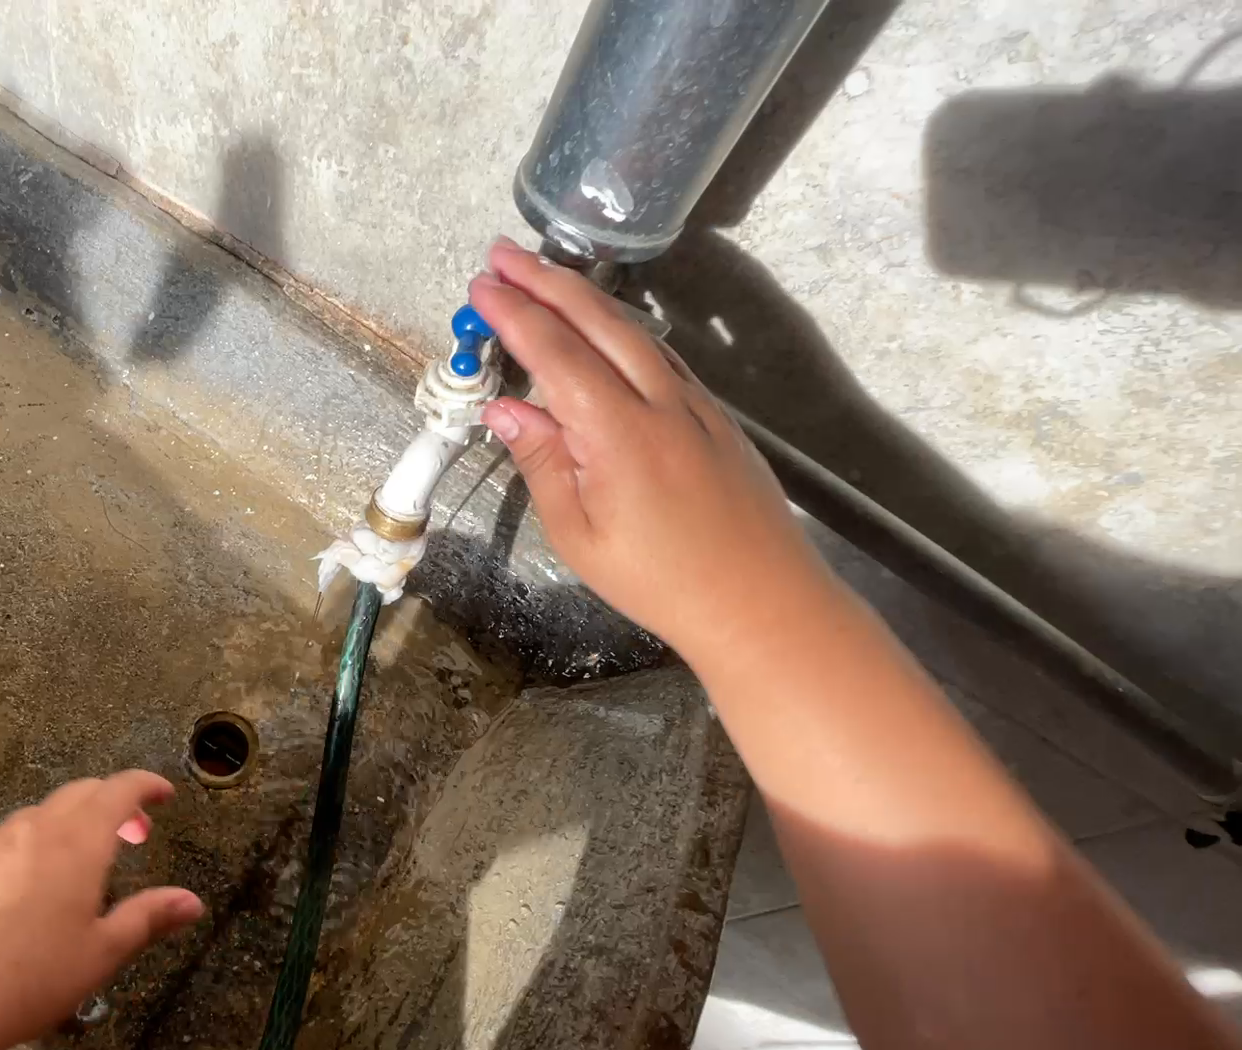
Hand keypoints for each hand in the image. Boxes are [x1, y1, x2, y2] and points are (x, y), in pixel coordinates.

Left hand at [0, 771, 203, 1049]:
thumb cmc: (29, 976)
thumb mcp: (101, 953)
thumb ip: (149, 918)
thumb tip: (192, 902)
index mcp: (80, 840)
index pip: (121, 789)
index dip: (147, 784)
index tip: (163, 793)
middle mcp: (37, 827)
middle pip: (82, 792)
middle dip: (113, 802)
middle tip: (132, 834)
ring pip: (42, 813)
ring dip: (70, 823)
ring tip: (78, 863)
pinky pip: (4, 837)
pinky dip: (29, 843)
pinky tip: (22, 884)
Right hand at [470, 237, 841, 663]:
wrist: (761, 603)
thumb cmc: (656, 581)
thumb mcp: (577, 534)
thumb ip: (541, 461)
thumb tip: (504, 409)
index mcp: (618, 433)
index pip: (556, 355)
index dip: (515, 316)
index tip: (481, 287)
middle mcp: (660, 401)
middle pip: (598, 321)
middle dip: (545, 281)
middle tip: (500, 254)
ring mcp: (694, 403)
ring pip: (634, 330)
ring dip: (583, 297)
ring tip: (541, 276)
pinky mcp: (713, 415)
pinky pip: (658, 355)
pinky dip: (619, 327)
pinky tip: (600, 328)